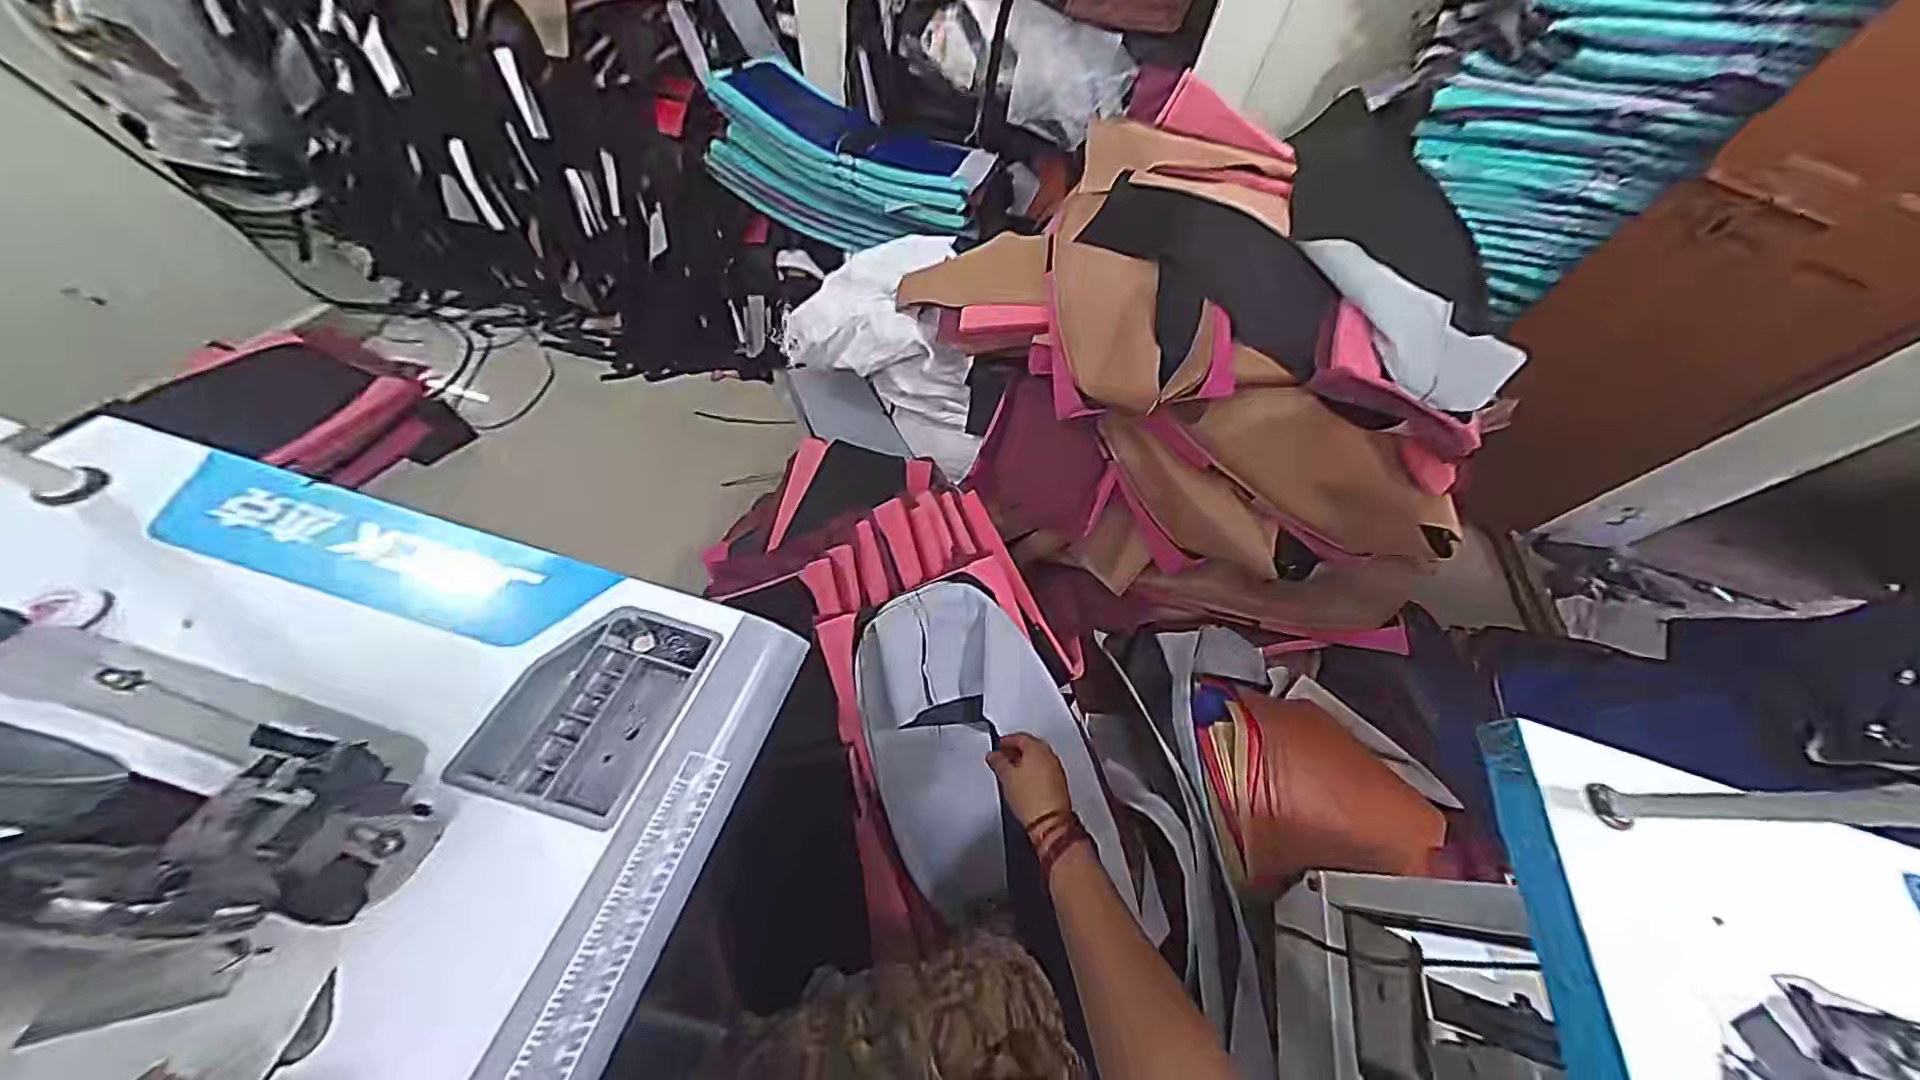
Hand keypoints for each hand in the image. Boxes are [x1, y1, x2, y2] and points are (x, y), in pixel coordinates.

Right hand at [985, 733, 1072, 829]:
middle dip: (1016, 749)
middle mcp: (1049, 755)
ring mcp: (1056, 769)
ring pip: (1038, 758)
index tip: (999, 745)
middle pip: (1030, 746)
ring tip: (1013, 769)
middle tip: (1004, 755)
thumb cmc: (1031, 799)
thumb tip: (993, 756)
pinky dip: (1034, 771)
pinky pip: (1045, 770)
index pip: (1019, 737)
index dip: (1006, 740)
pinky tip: (1025, 781)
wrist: (1049, 822)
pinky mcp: (1059, 782)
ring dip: (1026, 760)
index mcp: (1036, 748)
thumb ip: (998, 762)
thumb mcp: (1006, 777)